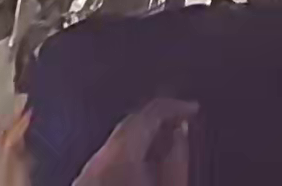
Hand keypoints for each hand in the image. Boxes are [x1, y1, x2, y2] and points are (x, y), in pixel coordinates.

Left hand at [71, 97, 197, 185]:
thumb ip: (177, 162)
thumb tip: (180, 133)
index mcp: (123, 154)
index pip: (151, 111)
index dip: (176, 106)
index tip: (194, 109)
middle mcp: (100, 159)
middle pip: (131, 123)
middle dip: (158, 120)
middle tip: (182, 123)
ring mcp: (87, 175)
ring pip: (118, 141)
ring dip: (143, 138)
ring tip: (167, 146)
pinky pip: (109, 159)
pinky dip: (129, 155)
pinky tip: (144, 169)